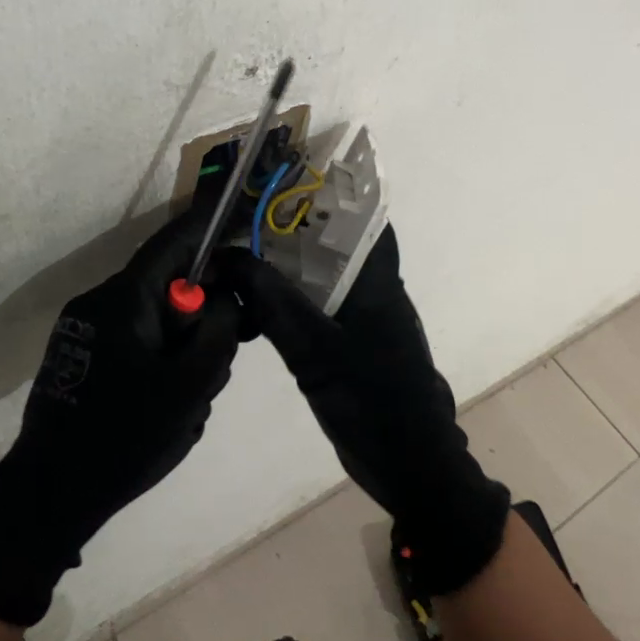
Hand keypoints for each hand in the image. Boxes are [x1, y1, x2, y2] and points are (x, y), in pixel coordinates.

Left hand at [0, 210, 242, 625]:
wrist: (50, 493)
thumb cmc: (124, 437)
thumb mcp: (189, 387)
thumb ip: (218, 333)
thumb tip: (226, 298)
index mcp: (124, 300)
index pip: (172, 244)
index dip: (208, 234)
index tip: (238, 232)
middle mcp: (100, 302)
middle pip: (167, 287)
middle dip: (200, 317)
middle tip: (217, 362)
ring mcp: (86, 329)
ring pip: (153, 318)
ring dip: (180, 346)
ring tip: (188, 398)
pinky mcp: (81, 355)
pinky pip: (134, 340)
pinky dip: (159, 359)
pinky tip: (165, 403)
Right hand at [216, 226, 509, 594]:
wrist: (413, 466)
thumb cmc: (373, 400)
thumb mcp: (315, 350)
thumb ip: (272, 303)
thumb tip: (227, 258)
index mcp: (377, 281)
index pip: (361, 216)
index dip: (329, 190)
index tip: (285, 174)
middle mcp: (373, 291)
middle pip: (335, 243)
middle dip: (293, 226)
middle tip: (245, 214)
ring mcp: (364, 320)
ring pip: (323, 276)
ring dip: (288, 264)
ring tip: (241, 251)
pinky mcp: (352, 346)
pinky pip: (318, 307)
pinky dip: (290, 298)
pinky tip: (256, 305)